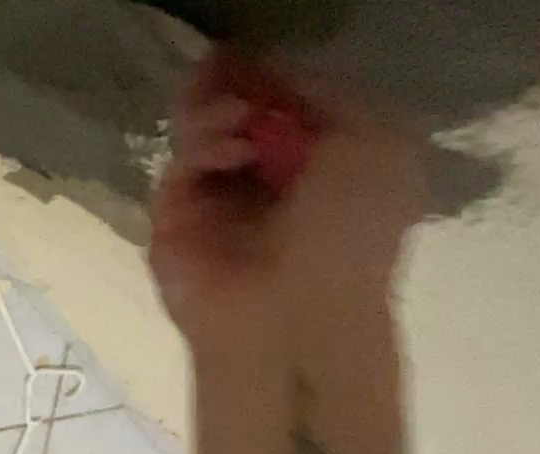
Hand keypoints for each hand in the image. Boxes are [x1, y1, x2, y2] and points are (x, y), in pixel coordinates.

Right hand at [149, 50, 424, 356]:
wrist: (293, 314)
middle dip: (223, 88)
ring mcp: (209, 204)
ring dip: (211, 116)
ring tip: (234, 121)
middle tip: (216, 70)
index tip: (239, 52)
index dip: (260, 74)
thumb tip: (269, 77)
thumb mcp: (371, 141)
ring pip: (195, 139)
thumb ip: (323, 97)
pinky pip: (174, 174)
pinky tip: (223, 151)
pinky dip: (197, 152)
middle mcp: (259, 178)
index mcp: (317, 156)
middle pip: (227, 115)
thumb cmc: (350, 233)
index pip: (278, 104)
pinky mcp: (167, 227)